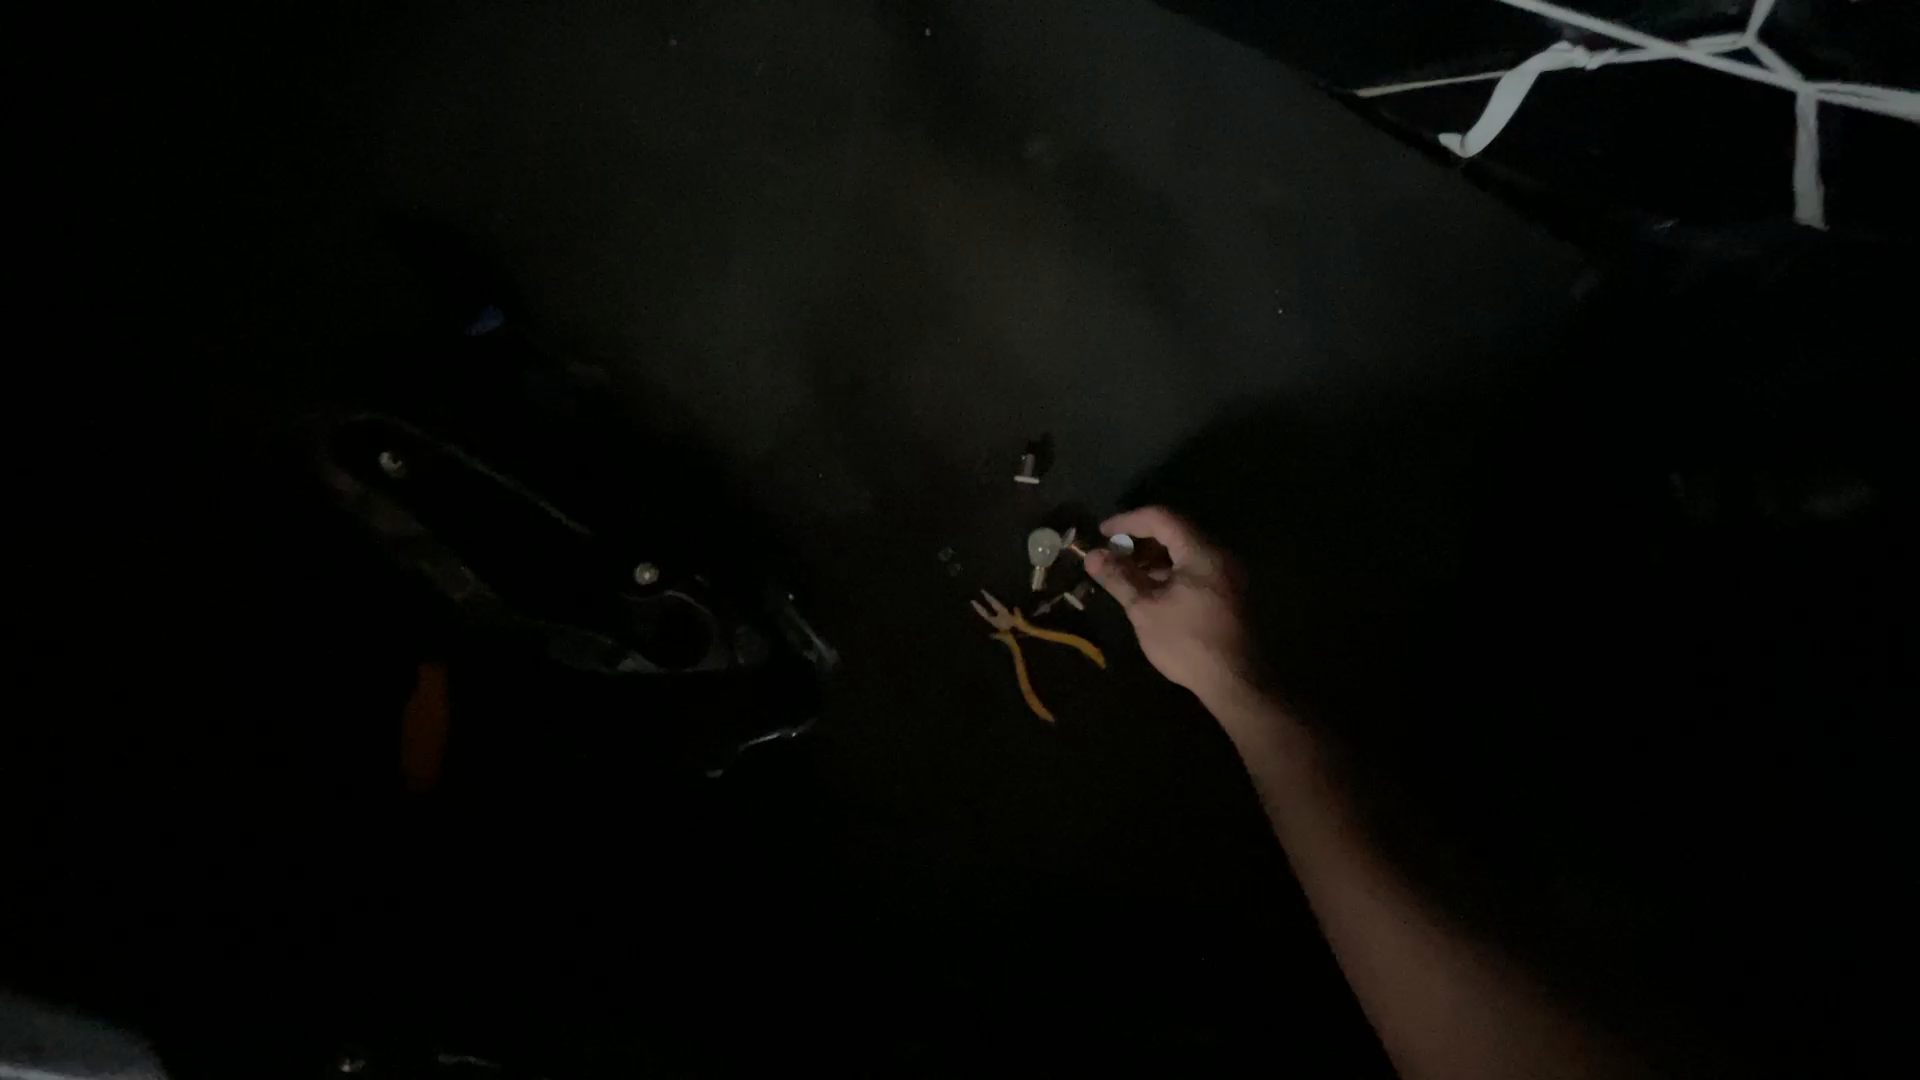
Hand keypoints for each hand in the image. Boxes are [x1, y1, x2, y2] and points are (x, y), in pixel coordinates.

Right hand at [1085, 506, 1252, 706]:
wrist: (1235, 682)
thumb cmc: (1187, 642)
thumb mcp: (1145, 609)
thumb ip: (1119, 577)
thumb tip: (1091, 555)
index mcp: (1201, 552)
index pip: (1161, 518)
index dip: (1127, 521)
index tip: (1101, 533)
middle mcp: (1219, 556)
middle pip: (1175, 532)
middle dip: (1139, 539)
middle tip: (1111, 553)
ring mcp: (1227, 575)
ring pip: (1184, 552)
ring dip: (1153, 557)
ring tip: (1125, 573)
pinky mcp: (1228, 593)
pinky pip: (1194, 569)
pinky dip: (1169, 571)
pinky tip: (1151, 590)